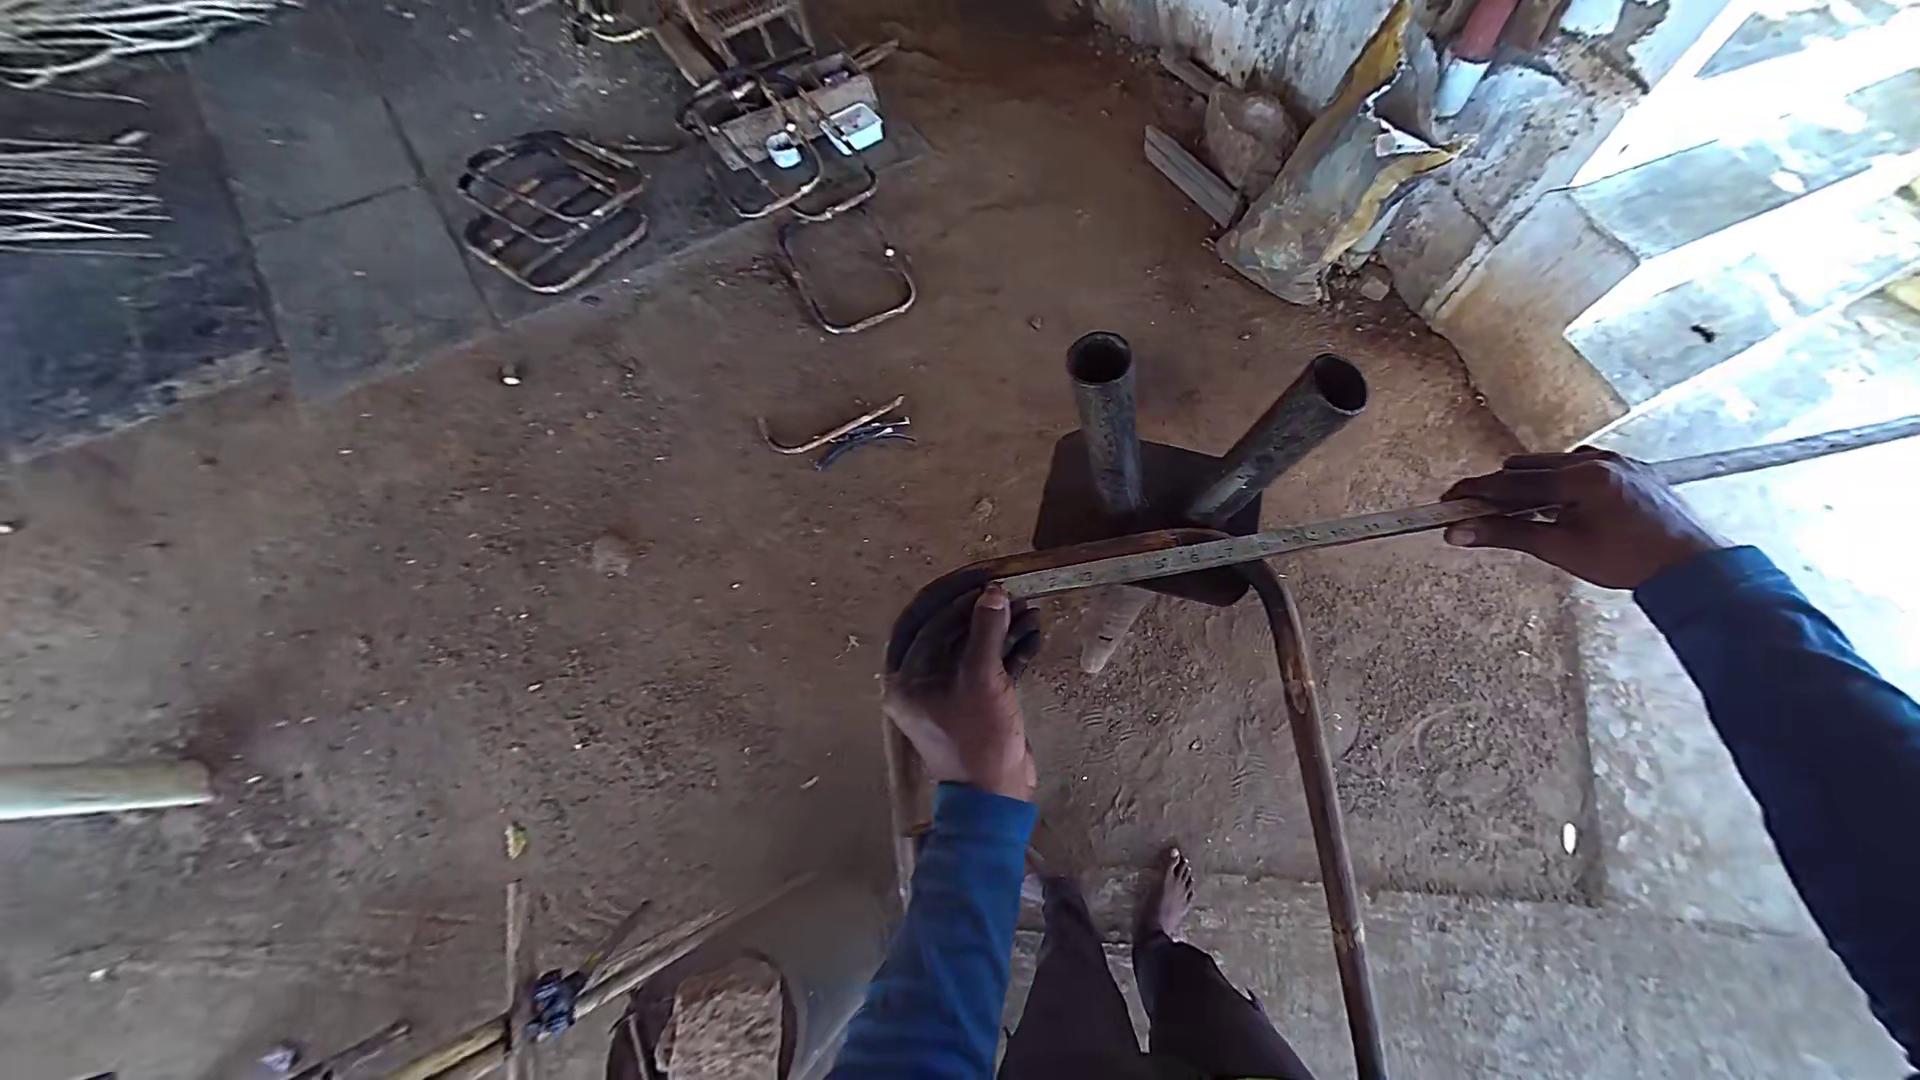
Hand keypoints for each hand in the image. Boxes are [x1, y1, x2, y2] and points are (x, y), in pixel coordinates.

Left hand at [883, 586, 1042, 800]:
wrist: (995, 796)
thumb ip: (986, 630)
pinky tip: (1034, 634)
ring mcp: (951, 691)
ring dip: (1003, 629)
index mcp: (909, 676)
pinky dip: (1010, 651)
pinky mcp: (976, 701)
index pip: (930, 623)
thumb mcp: (981, 678)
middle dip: (986, 613)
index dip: (960, 599)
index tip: (987, 580)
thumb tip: (993, 591)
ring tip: (1032, 610)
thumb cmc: (978, 737)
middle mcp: (924, 680)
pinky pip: (989, 667)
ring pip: (975, 648)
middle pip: (955, 633)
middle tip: (1014, 593)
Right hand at [1441, 448, 1728, 589]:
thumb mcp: (1557, 547)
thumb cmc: (1626, 560)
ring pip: (1548, 463)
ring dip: (1526, 483)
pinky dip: (1555, 479)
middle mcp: (1597, 461)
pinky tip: (1554, 501)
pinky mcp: (1628, 467)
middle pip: (1525, 467)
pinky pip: (1576, 464)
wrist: (1693, 567)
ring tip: (1518, 510)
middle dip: (1498, 488)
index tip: (1448, 499)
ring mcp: (1616, 461)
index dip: (1474, 491)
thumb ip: (1503, 533)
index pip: (1510, 482)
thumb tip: (1455, 532)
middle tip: (1480, 511)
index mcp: (1581, 478)